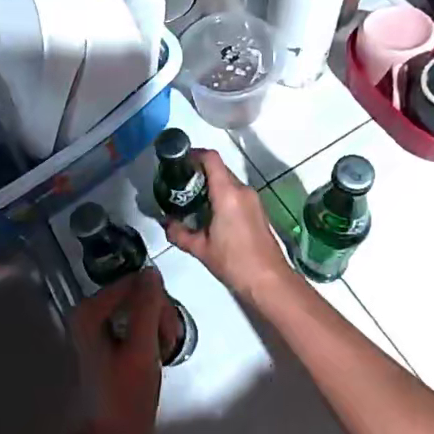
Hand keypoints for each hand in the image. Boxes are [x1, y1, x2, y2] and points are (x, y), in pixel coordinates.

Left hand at [71, 268, 174, 433]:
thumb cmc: (126, 398)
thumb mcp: (142, 351)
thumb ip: (146, 308)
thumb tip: (151, 271)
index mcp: (88, 312)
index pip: (135, 283)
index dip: (157, 303)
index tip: (166, 332)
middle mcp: (87, 314)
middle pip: (137, 294)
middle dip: (159, 316)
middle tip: (167, 346)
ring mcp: (96, 328)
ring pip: (140, 309)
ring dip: (158, 328)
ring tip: (163, 355)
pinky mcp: (106, 342)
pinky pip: (135, 324)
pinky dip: (150, 337)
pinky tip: (155, 357)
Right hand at [160, 149, 293, 299]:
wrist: (268, 279)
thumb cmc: (233, 261)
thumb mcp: (200, 248)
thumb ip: (179, 233)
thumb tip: (166, 223)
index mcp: (228, 194)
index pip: (211, 159)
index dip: (194, 154)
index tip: (179, 160)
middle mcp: (242, 190)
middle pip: (219, 169)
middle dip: (199, 172)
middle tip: (179, 183)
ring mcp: (253, 199)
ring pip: (228, 181)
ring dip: (210, 185)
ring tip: (190, 198)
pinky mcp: (258, 209)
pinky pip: (236, 193)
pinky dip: (221, 195)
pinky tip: (209, 213)